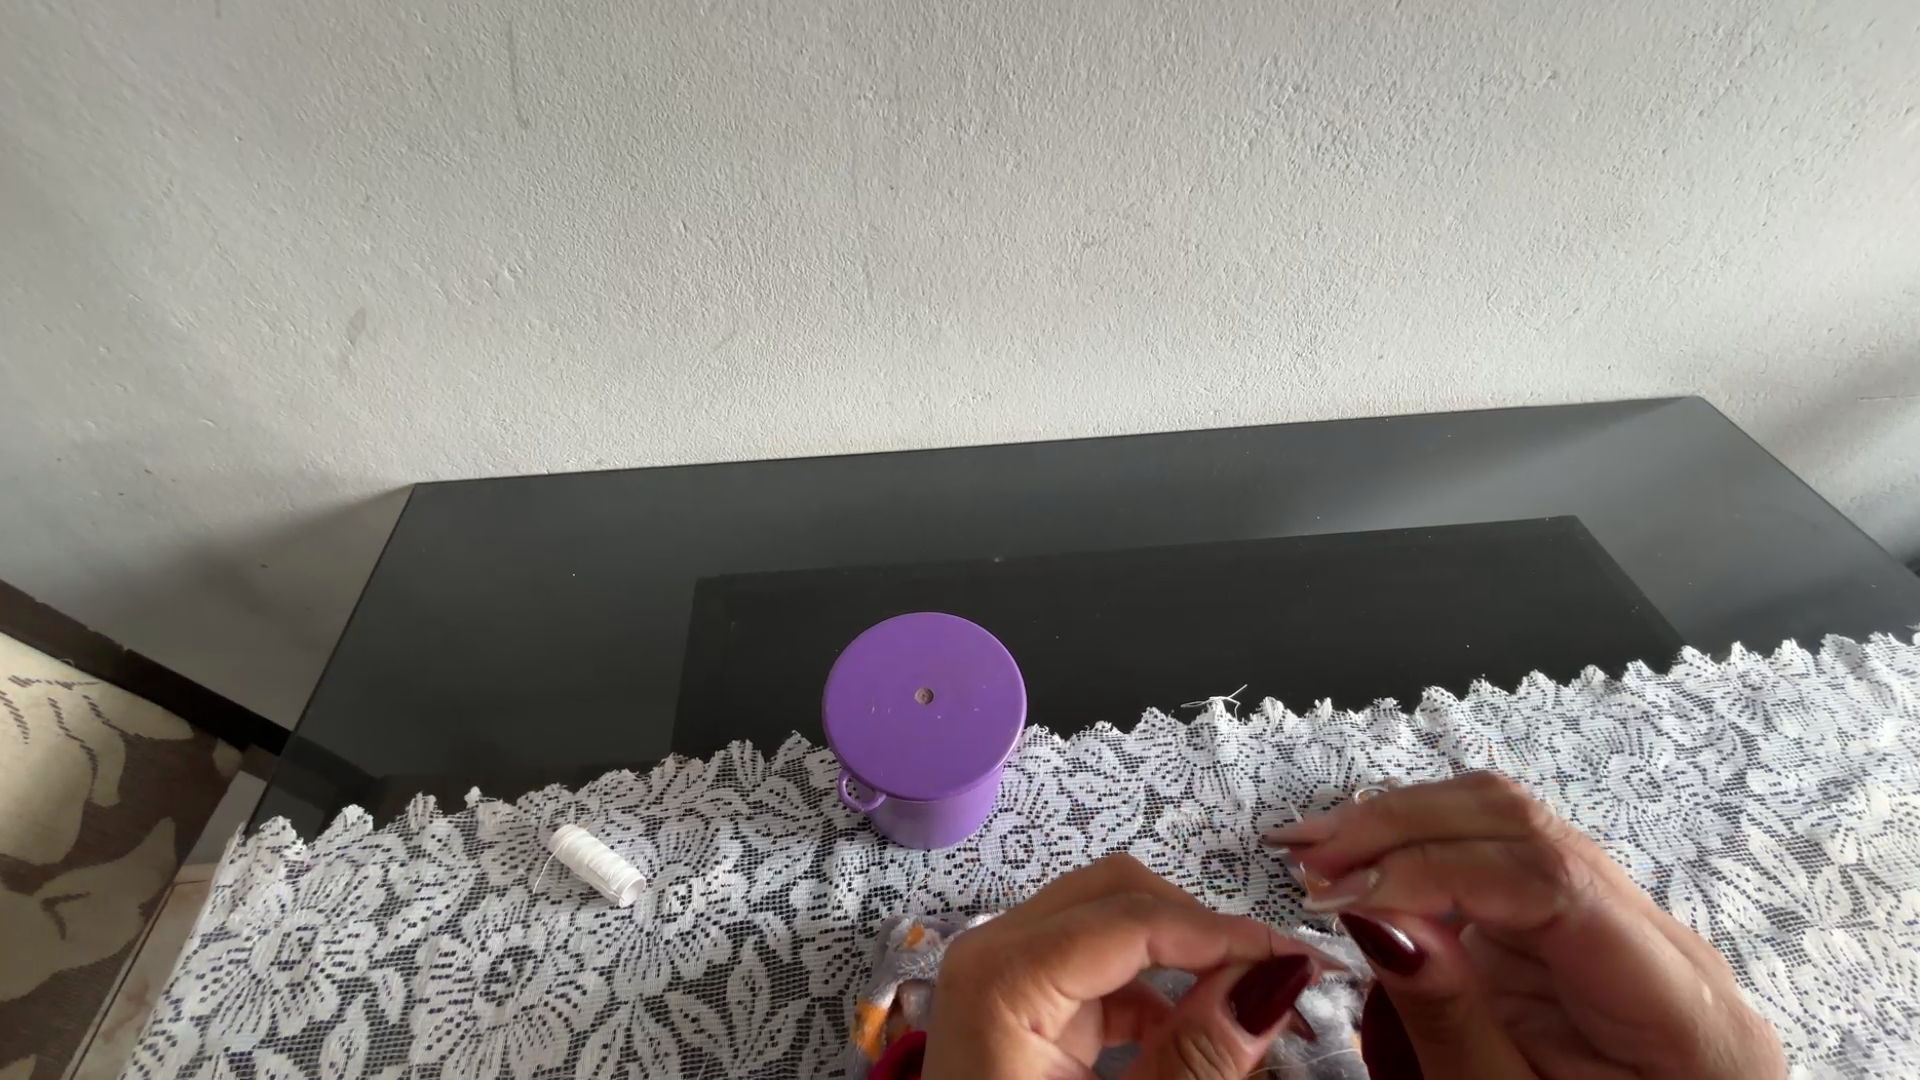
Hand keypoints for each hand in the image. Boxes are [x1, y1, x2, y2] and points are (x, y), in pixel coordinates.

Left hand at [923, 854, 1336, 1079]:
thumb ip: (1194, 1060)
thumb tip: (1275, 985)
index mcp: (1003, 975)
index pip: (1130, 917)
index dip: (1221, 932)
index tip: (1302, 959)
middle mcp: (995, 946)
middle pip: (1113, 892)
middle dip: (1198, 927)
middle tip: (1275, 975)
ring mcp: (1002, 962)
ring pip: (1106, 914)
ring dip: (1179, 949)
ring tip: (1247, 998)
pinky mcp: (1018, 989)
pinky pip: (1093, 958)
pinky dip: (1150, 983)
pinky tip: (1194, 1026)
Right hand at [1267, 772, 1786, 1078]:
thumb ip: (1452, 1021)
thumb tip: (1370, 911)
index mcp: (1677, 1002)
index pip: (1547, 877)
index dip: (1428, 867)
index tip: (1337, 895)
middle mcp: (1652, 933)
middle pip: (1516, 822)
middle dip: (1395, 824)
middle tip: (1305, 856)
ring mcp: (1602, 911)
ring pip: (1490, 815)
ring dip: (1390, 821)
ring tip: (1313, 850)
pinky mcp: (1554, 912)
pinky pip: (1474, 844)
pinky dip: (1403, 841)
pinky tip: (1352, 860)